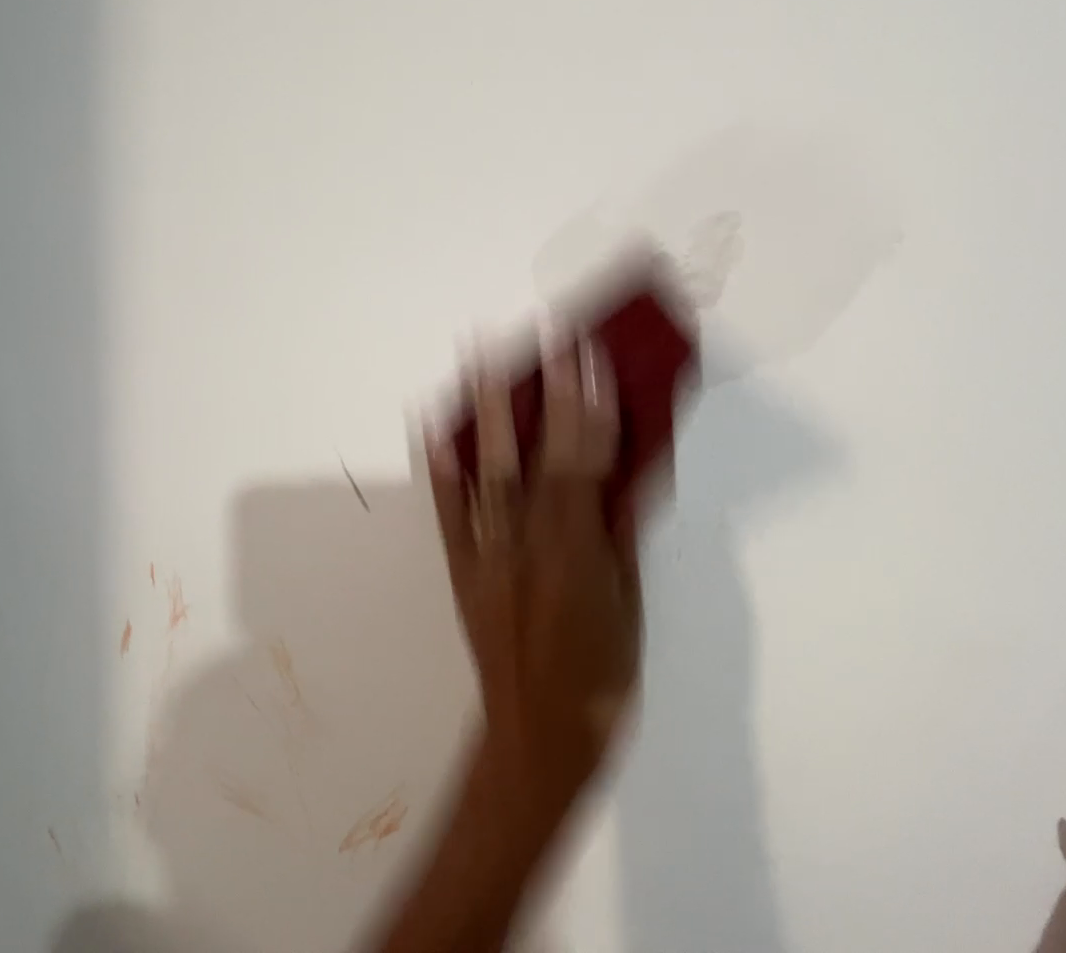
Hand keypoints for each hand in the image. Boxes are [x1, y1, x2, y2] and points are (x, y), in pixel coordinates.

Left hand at [425, 337, 644, 794]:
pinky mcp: (461, 567)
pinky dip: (441, 463)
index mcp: (577, 550)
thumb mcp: (629, 603)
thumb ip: (623, 532)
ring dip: (485, 408)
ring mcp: (486, 552)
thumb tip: (630, 470)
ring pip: (486, 469)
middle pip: (535, 452)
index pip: (585, 461)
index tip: (590, 352)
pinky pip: (447, 509)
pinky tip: (434, 423)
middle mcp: (526, 542)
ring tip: (478, 353)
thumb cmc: (601, 675)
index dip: (590, 404)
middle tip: (542, 330)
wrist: (538, 735)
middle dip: (542, 387)